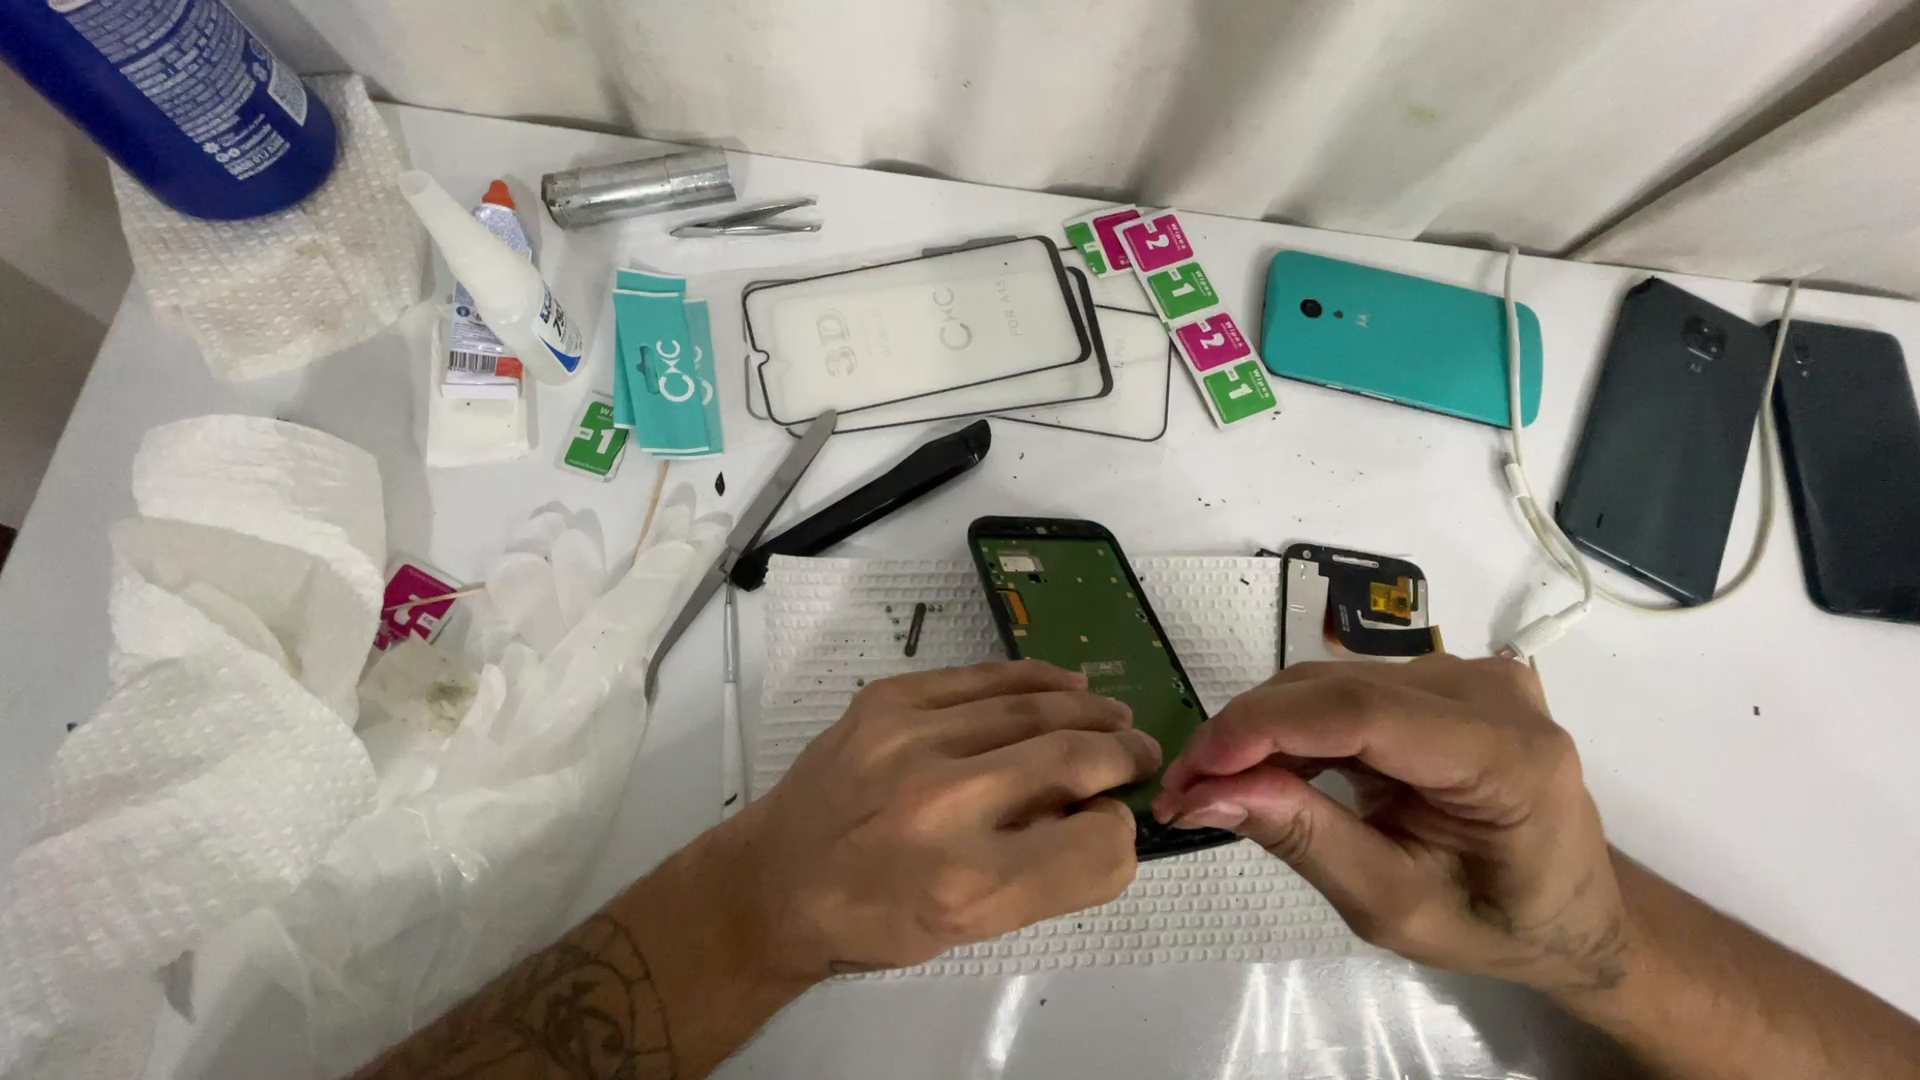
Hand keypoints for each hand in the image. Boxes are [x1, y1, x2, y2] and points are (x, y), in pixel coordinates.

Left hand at [723, 660, 1158, 977]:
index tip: (1117, 822)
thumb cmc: (874, 917)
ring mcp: (911, 740)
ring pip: (1033, 709)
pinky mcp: (888, 700)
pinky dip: (1035, 679)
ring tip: (1116, 715)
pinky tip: (1065, 683)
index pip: (1094, 847)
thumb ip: (1043, 875)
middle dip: (1122, 755)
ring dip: (1088, 710)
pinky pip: (984, 677)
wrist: (778, 877)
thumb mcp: (964, 928)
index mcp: (967, 885)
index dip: (1120, 834)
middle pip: (1071, 760)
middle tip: (1142, 753)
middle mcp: (944, 806)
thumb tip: (1102, 810)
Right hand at [1152, 655, 1630, 994]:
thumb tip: (1204, 794)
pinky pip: (1339, 687)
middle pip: (1333, 690)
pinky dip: (1291, 727)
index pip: (1360, 713)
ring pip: (1325, 682)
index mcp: (1508, 756)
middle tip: (1186, 792)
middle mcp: (1487, 692)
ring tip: (1218, 785)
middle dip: (1244, 736)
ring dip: (1260, 731)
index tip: (1190, 773)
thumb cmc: (1499, 926)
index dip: (1261, 730)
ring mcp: (1464, 673)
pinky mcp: (1438, 675)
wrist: (1575, 910)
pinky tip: (1268, 768)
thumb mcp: (1395, 906)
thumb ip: (1304, 840)